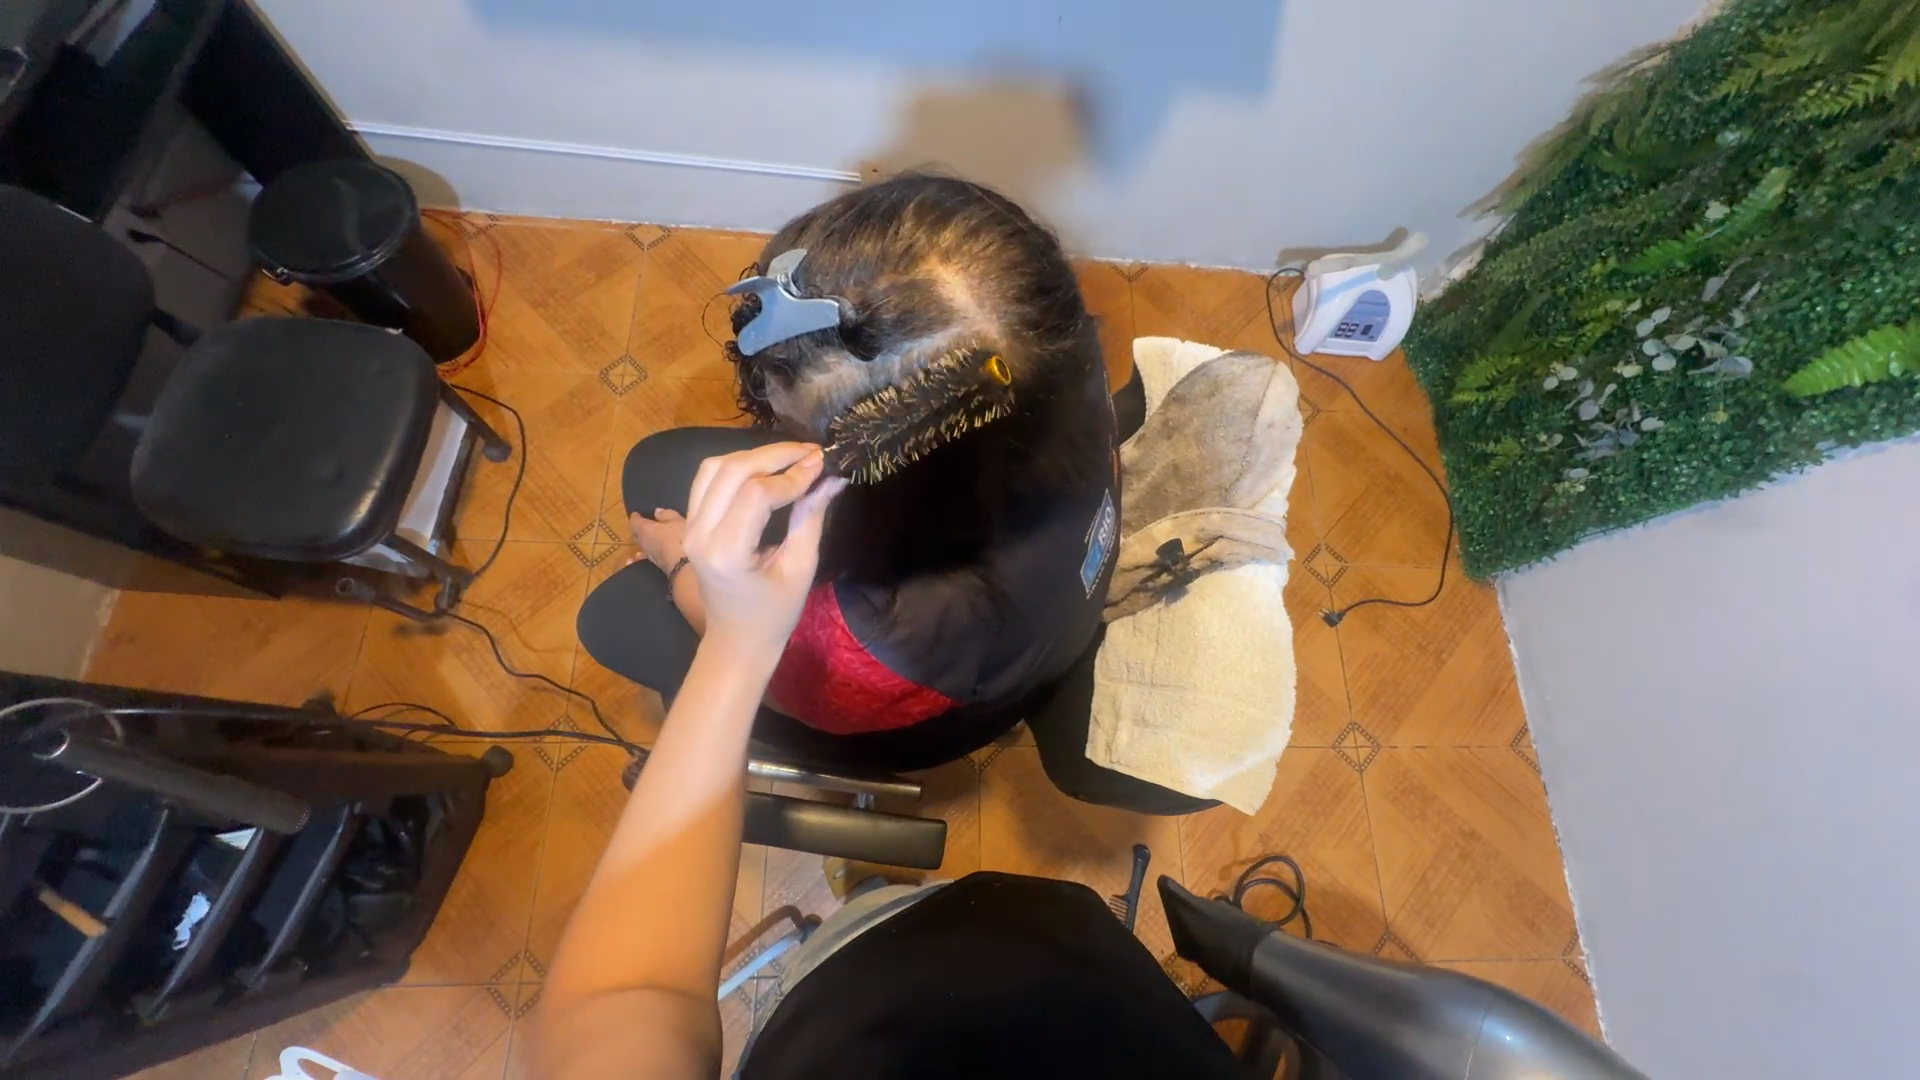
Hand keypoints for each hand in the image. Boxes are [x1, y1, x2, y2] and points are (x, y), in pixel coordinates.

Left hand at [629, 509, 685, 570]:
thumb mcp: (677, 521)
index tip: (637, 514)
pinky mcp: (654, 563)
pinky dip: (649, 550)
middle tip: (643, 524)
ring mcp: (647, 554)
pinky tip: (652, 550)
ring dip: (644, 540)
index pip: (634, 521)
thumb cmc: (679, 537)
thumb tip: (656, 512)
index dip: (635, 517)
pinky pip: (648, 554)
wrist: (683, 564)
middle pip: (635, 534)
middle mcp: (642, 541)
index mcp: (645, 528)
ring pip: (641, 544)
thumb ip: (666, 514)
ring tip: (650, 536)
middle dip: (638, 529)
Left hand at [682, 443, 846, 661]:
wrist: (737, 639)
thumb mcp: (800, 568)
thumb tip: (832, 476)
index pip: (757, 494)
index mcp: (726, 552)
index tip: (823, 466)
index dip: (792, 475)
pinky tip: (768, 468)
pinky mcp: (691, 521)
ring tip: (793, 456)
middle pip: (732, 470)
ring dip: (756, 455)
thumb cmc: (774, 613)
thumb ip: (810, 518)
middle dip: (776, 454)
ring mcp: (689, 526)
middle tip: (813, 453)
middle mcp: (699, 534)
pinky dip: (740, 465)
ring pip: (716, 467)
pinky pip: (709, 478)